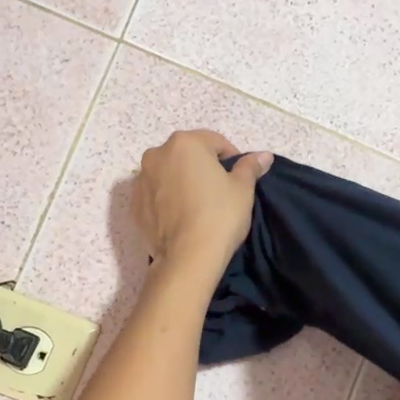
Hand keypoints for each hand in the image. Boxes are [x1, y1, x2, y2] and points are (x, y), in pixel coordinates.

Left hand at [134, 130, 272, 274]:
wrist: (188, 257)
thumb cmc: (220, 216)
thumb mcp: (243, 190)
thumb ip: (250, 167)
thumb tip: (264, 155)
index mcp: (185, 143)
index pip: (215, 142)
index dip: (231, 159)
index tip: (239, 180)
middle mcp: (157, 154)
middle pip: (187, 155)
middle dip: (202, 168)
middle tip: (218, 193)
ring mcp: (141, 179)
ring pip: (168, 174)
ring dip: (182, 183)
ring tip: (197, 208)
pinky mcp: (135, 205)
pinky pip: (155, 196)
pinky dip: (167, 201)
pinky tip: (181, 219)